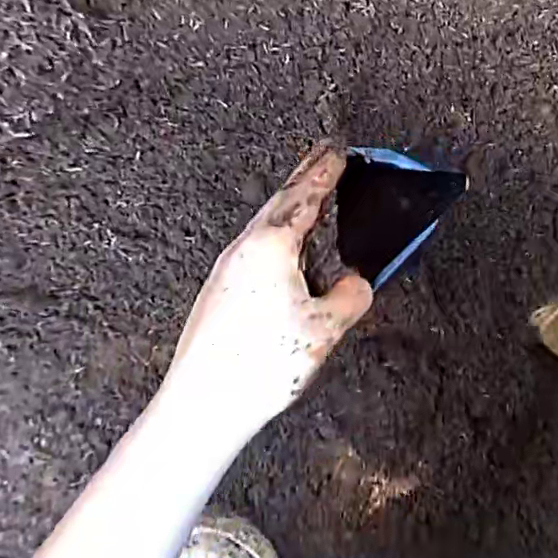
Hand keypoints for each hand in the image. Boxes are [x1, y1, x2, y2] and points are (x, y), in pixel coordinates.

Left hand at [164, 144, 372, 433]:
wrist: (201, 405)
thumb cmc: (258, 366)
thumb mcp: (325, 329)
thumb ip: (351, 296)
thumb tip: (356, 283)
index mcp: (270, 247)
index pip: (306, 197)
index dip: (326, 172)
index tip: (337, 151)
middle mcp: (244, 249)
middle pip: (280, 201)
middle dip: (305, 175)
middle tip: (321, 155)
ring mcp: (228, 269)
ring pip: (265, 222)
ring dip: (290, 203)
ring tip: (309, 195)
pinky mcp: (221, 291)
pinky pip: (256, 245)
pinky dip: (278, 231)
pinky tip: (286, 248)